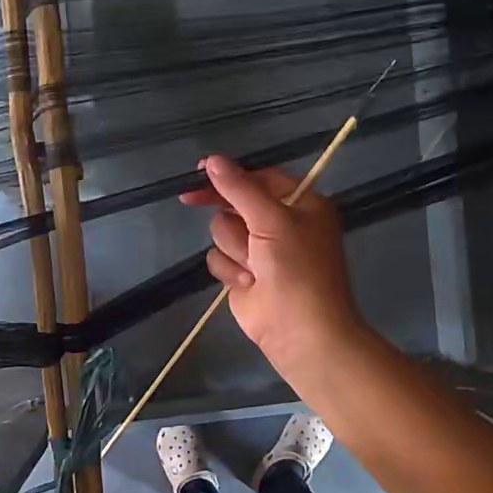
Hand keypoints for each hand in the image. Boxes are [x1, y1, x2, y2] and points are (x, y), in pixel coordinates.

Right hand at [181, 155, 365, 374]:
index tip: (200, 170)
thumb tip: (212, 161)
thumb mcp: (273, 221)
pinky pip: (219, 258)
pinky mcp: (242, 274)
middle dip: (229, 215)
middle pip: (235, 203)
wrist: (301, 331)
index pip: (261, 178)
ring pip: (223, 231)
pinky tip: (247, 283)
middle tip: (190, 198)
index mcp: (302, 204)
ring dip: (234, 248)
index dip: (231, 174)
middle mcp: (280, 224)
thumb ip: (240, 189)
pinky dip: (230, 271)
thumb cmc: (298, 270)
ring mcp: (259, 251)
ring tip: (254, 268)